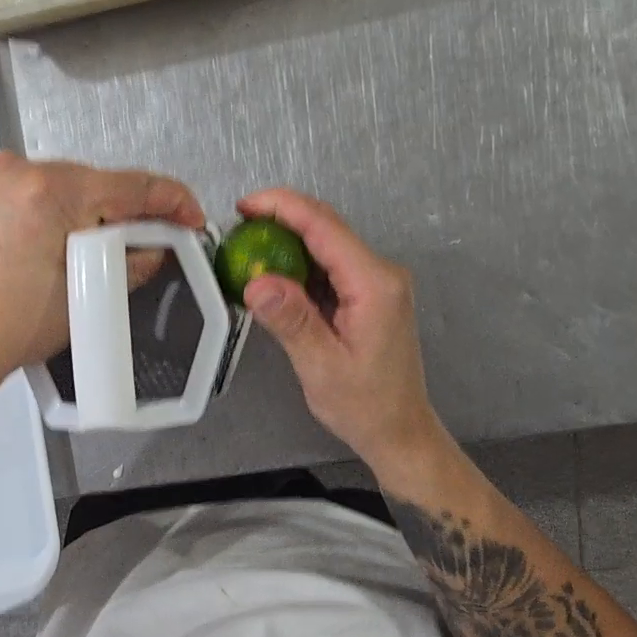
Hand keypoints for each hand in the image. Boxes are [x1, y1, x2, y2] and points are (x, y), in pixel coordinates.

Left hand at [0, 153, 205, 386]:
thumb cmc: (13, 327)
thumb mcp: (88, 293)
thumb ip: (131, 260)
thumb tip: (158, 246)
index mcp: (43, 192)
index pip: (125, 185)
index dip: (169, 200)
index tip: (192, 215)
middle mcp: (14, 171)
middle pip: (97, 180)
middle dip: (130, 209)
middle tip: (159, 237)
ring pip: (70, 183)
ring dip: (97, 209)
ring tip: (116, 244)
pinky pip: (42, 189)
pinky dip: (65, 208)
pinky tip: (78, 236)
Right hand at [238, 189, 450, 473]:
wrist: (398, 430)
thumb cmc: (365, 405)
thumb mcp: (321, 365)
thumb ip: (292, 320)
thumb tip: (257, 283)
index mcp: (374, 285)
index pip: (324, 227)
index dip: (283, 207)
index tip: (245, 205)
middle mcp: (380, 275)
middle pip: (326, 228)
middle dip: (281, 220)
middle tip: (237, 229)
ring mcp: (376, 284)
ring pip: (326, 246)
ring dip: (287, 244)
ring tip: (246, 251)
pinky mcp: (368, 296)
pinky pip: (330, 268)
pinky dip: (299, 267)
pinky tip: (273, 278)